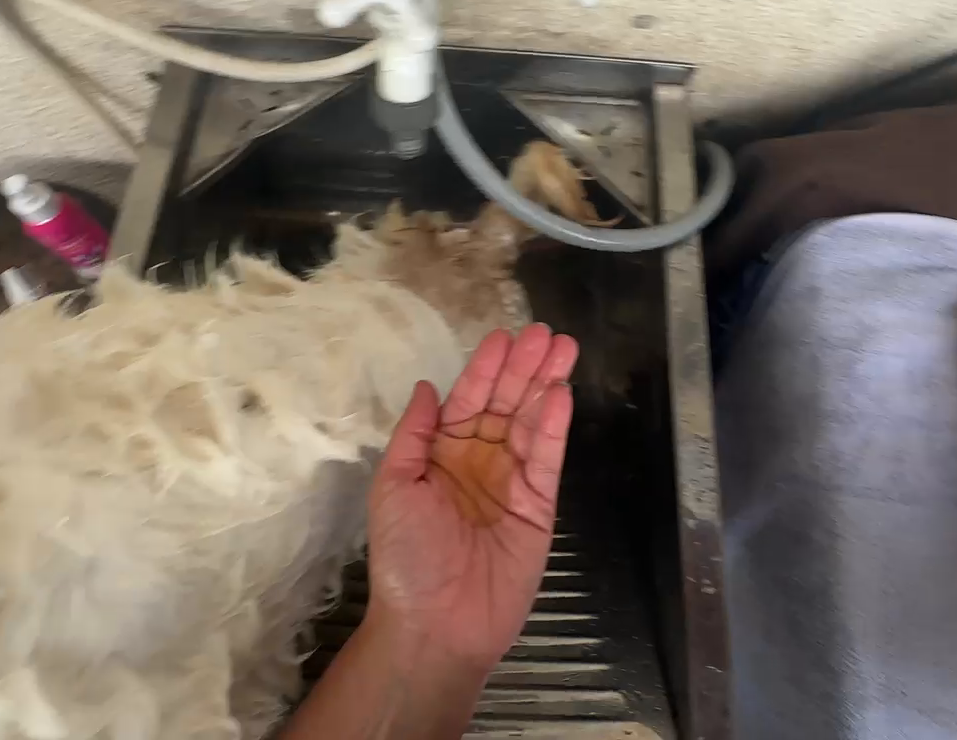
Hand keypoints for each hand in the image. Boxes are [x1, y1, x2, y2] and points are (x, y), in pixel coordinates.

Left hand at [366, 324, 578, 668]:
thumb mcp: (394, 487)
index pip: (469, 398)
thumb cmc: (407, 555)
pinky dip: (555, 425)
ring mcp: (512, 480)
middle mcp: (480, 458)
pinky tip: (562, 394)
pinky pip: (547, 457)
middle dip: (524, 365)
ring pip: (531, 420)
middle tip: (545, 331)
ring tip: (563, 348)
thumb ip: (413, 433)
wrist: (435, 625)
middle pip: (506, 401)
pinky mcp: (539, 504)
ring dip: (546, 383)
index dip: (485, 367)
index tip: (504, 335)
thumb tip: (426, 385)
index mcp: (444, 452)